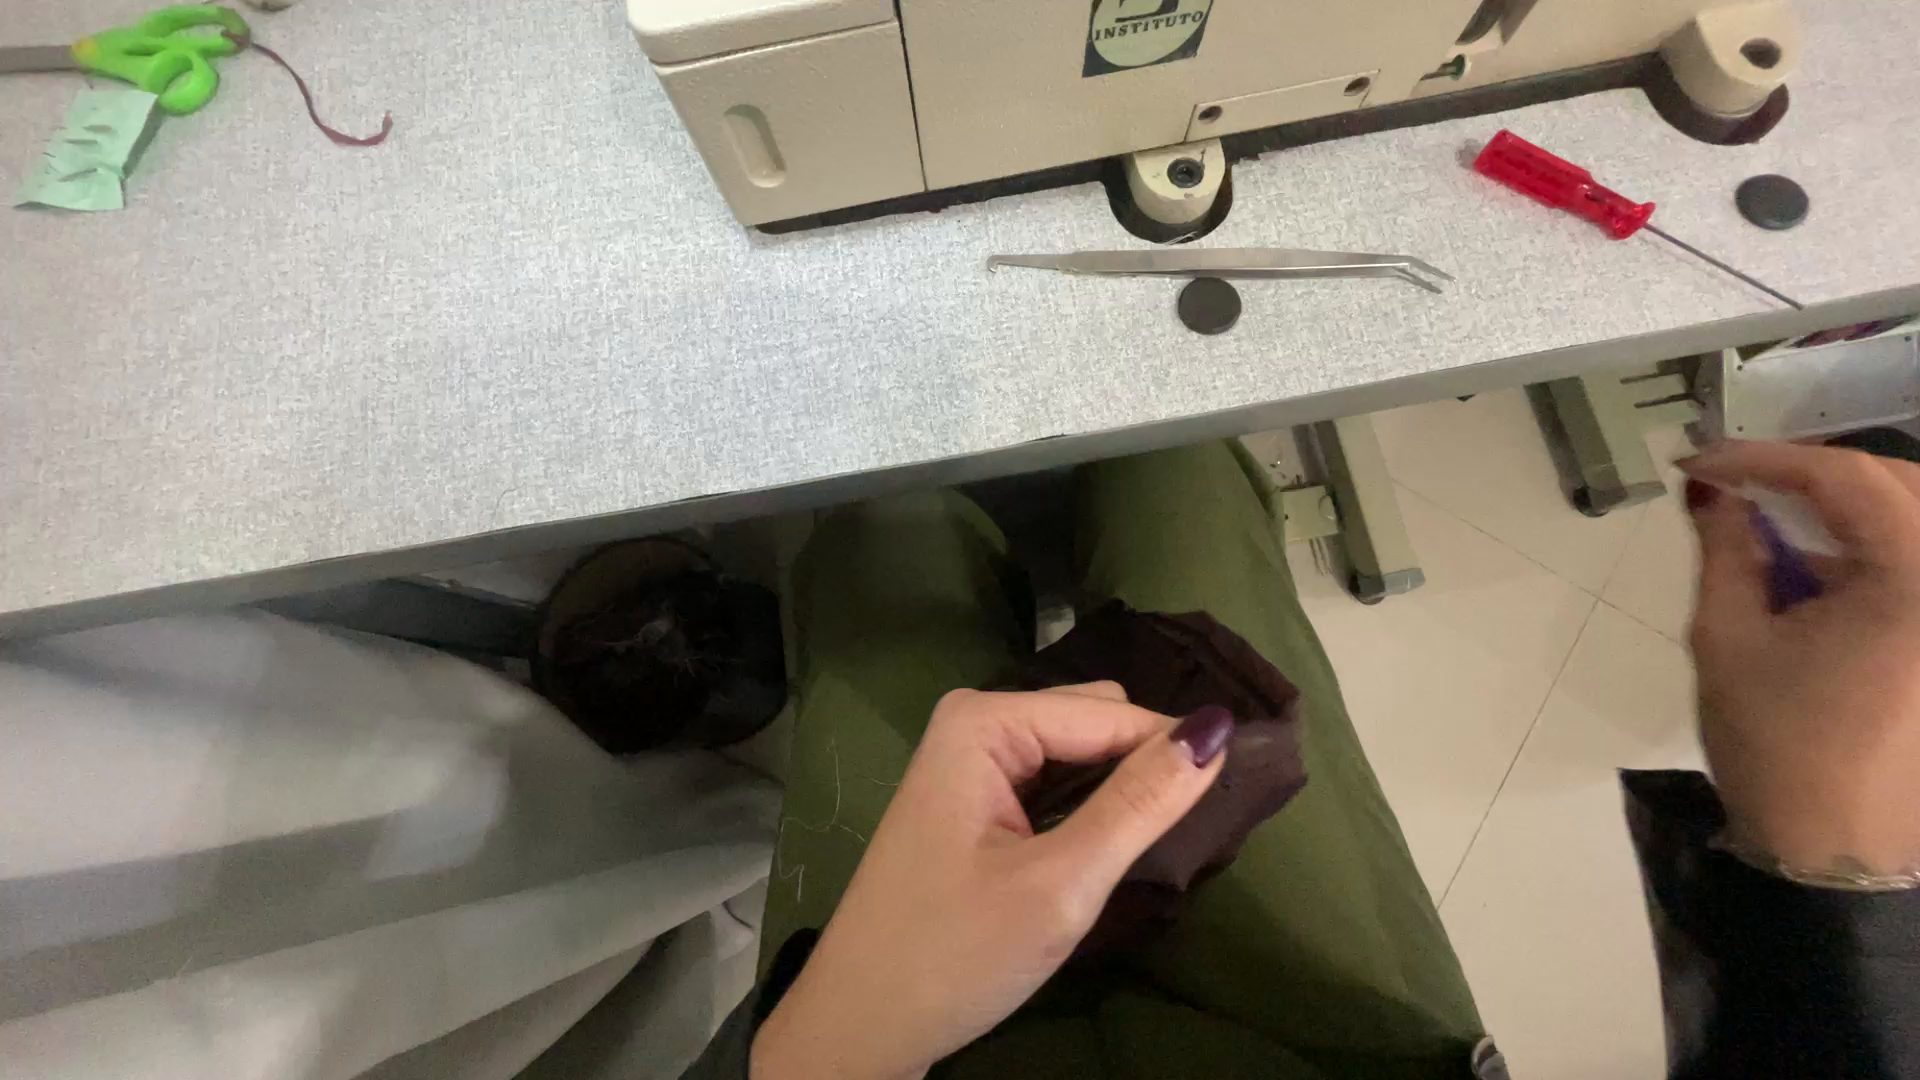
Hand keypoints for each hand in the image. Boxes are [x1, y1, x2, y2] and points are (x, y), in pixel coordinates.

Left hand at [750, 684, 1230, 1079]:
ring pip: (1075, 748)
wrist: (862, 1021)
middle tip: (1185, 833)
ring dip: (1118, 786)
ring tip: (1156, 838)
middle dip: (1141, 765)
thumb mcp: (1061, 882)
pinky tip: (1109, 838)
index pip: (1108, 714)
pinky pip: (1050, 775)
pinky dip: (1088, 802)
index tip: (1240, 789)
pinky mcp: (974, 793)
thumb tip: (1214, 730)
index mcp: (985, 720)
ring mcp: (970, 756)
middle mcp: (975, 720)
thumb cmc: (956, 953)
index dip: (1173, 749)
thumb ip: (1138, 803)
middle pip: (1090, 720)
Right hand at [1680, 440, 1919, 877]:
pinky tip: (1810, 550)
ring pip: (1916, 513)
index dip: (1762, 457)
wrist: (1836, 828)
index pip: (1847, 479)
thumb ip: (1726, 551)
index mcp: (1913, 584)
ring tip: (1761, 507)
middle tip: (1725, 480)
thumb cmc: (1771, 734)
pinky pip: (1915, 555)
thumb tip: (1710, 491)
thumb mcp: (1726, 634)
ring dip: (1841, 499)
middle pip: (1900, 483)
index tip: (1693, 463)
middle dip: (1806, 470)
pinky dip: (1865, 537)